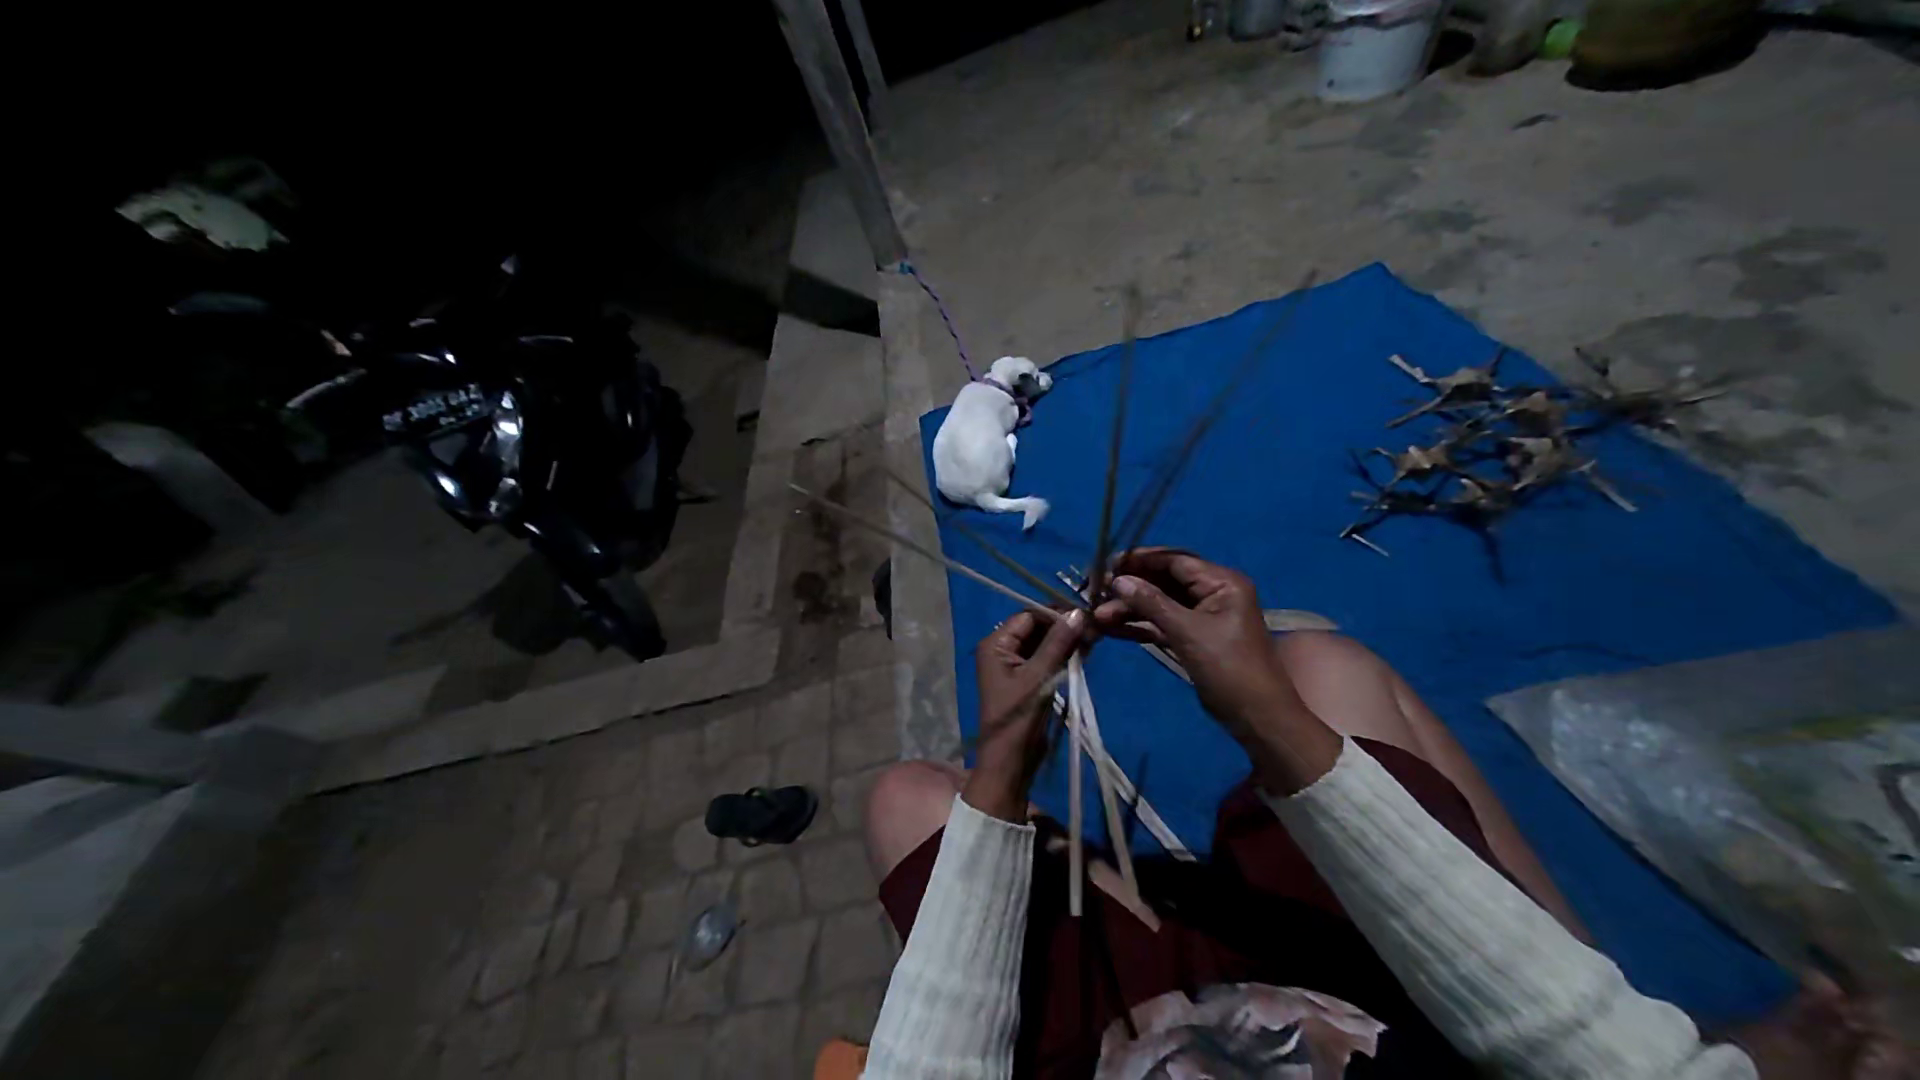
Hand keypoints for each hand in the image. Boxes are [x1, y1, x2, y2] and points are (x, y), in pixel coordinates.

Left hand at [964, 608, 1085, 821]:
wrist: (1011, 762)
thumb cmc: (1018, 718)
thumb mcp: (1039, 678)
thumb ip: (1058, 643)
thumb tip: (1079, 612)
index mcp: (995, 644)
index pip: (1029, 615)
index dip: (1057, 613)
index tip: (1087, 615)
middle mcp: (1001, 649)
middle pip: (1036, 627)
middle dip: (1064, 627)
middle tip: (1096, 628)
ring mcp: (1014, 665)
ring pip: (1044, 643)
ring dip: (1067, 641)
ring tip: (1094, 639)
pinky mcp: (1027, 679)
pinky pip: (1046, 658)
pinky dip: (1064, 655)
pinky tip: (1085, 653)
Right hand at [1091, 548, 1340, 791]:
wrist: (1256, 717)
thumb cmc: (1228, 668)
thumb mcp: (1188, 632)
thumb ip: (1151, 603)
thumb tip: (1117, 580)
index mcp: (1222, 582)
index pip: (1175, 560)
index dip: (1139, 560)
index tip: (1105, 565)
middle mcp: (1213, 593)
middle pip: (1164, 580)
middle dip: (1130, 587)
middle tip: (1096, 592)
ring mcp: (1202, 616)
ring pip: (1159, 603)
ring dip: (1130, 608)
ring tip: (1098, 615)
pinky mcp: (1192, 637)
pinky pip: (1161, 623)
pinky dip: (1139, 625)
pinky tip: (1111, 628)